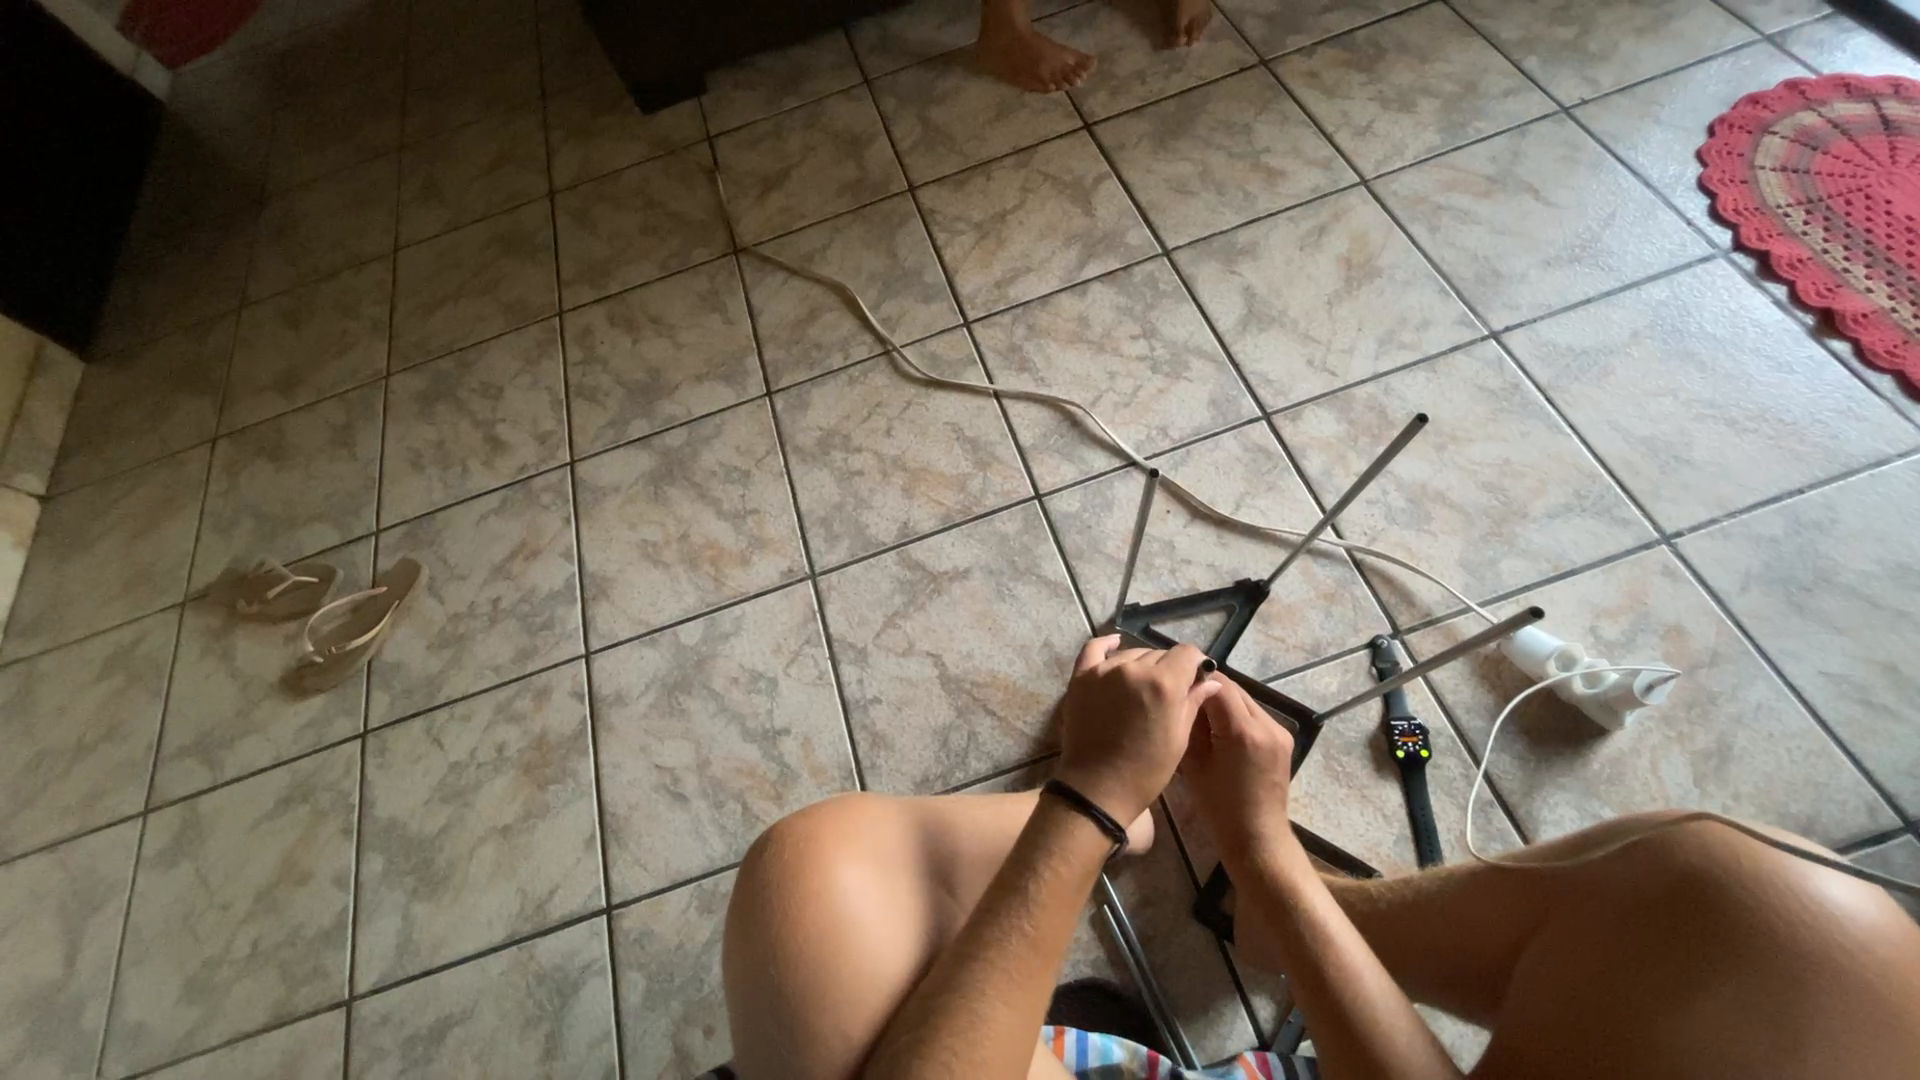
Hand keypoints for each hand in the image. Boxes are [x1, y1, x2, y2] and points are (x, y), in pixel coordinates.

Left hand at [1055, 636, 1222, 824]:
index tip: (1196, 676)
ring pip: (1131, 654)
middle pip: (1159, 654)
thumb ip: (1193, 702)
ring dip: (1142, 665)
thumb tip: (1211, 680)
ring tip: (1144, 687)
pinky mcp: (1081, 678)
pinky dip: (1108, 645)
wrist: (1097, 788)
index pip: (1186, 654)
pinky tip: (1116, 643)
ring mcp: (1104, 671)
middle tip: (1170, 691)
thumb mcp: (1179, 738)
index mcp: (1163, 684)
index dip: (1195, 664)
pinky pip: (1094, 649)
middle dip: (1169, 669)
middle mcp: (1133, 669)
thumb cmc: (1146, 770)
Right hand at [1181, 677, 1298, 873]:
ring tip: (1197, 713)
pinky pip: (1253, 713)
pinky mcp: (1282, 738)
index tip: (1174, 683)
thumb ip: (1189, 725)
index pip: (1218, 685)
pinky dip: (1234, 713)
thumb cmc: (1218, 807)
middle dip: (1207, 688)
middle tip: (1182, 697)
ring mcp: (1279, 731)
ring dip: (1220, 699)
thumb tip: (1183, 696)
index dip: (1195, 679)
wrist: (1257, 838)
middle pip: (1233, 688)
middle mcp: (1267, 725)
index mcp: (1242, 732)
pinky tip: (1217, 727)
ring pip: (1243, 699)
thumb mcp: (1193, 764)